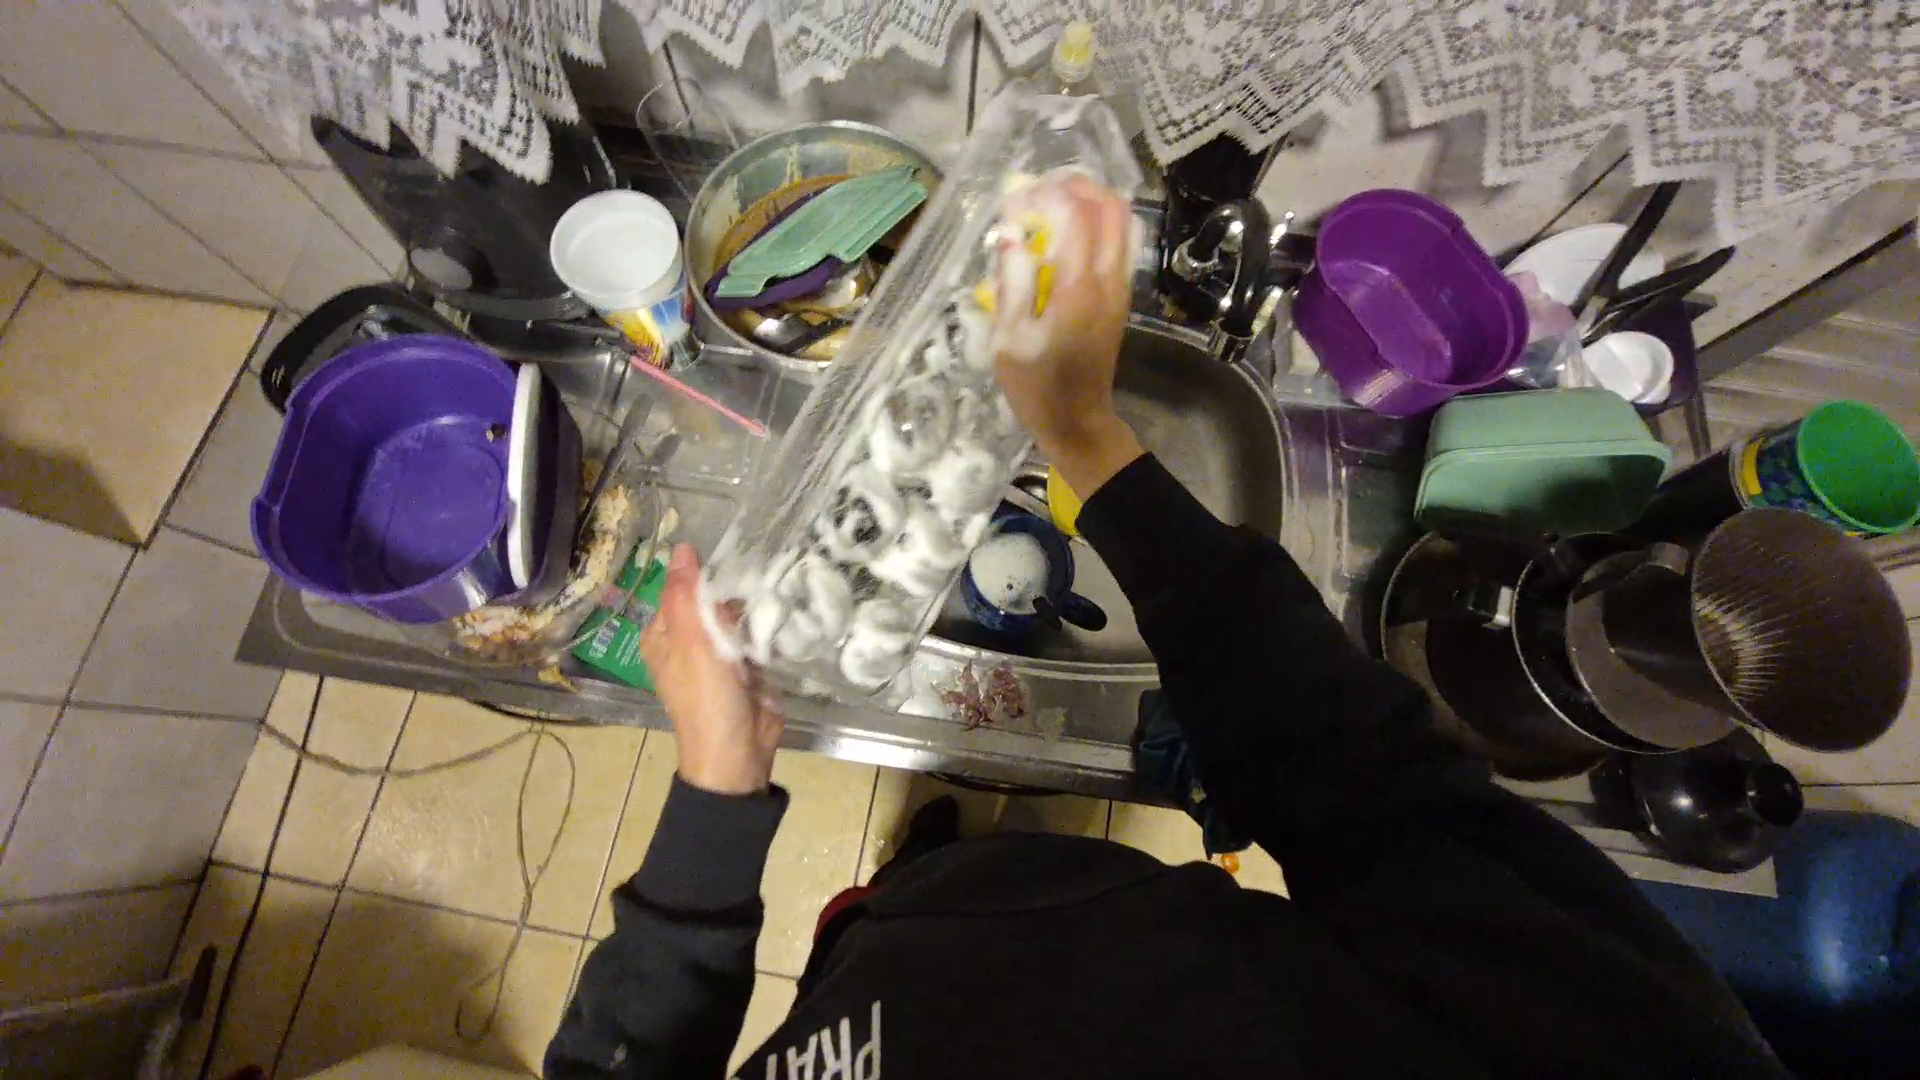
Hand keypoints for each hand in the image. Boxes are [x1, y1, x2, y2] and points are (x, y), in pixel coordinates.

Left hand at [640, 544, 784, 794]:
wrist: (739, 754)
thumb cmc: (707, 699)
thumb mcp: (693, 643)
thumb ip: (687, 596)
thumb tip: (682, 547)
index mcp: (665, 636)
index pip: (682, 589)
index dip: (704, 573)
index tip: (734, 553)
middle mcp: (689, 641)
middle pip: (712, 600)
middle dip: (734, 589)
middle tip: (761, 571)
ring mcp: (720, 655)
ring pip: (736, 616)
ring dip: (754, 606)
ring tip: (777, 584)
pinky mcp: (748, 666)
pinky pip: (756, 635)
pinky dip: (767, 626)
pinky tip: (784, 610)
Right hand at [991, 172, 1144, 496]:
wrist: (1078, 422)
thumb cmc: (1036, 388)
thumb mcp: (1010, 340)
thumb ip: (1012, 282)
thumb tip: (1011, 236)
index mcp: (1079, 290)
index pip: (1075, 214)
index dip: (1043, 196)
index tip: (1012, 208)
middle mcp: (1108, 280)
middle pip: (1110, 205)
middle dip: (1073, 186)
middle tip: (1036, 193)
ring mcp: (1121, 287)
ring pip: (1123, 220)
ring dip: (1090, 202)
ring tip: (1052, 207)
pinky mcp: (1121, 297)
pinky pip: (1121, 242)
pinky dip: (1098, 224)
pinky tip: (1066, 236)